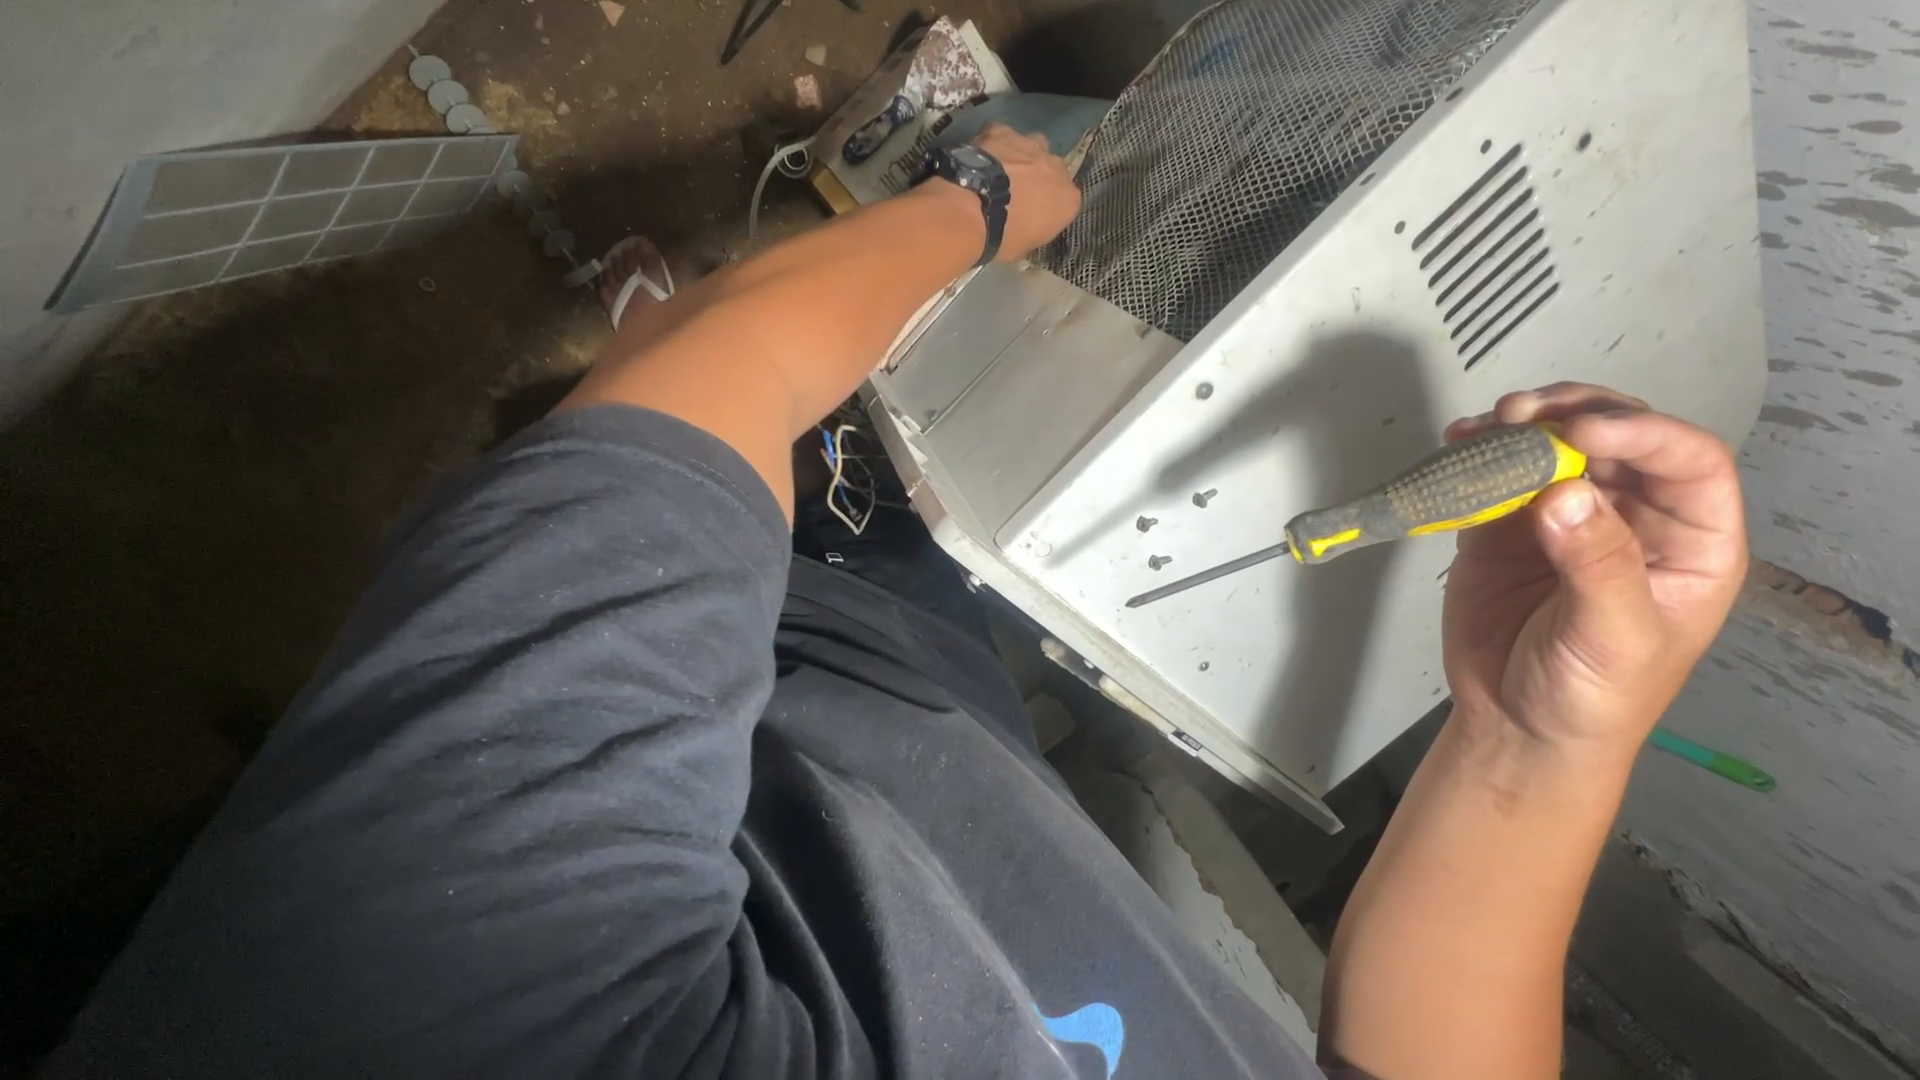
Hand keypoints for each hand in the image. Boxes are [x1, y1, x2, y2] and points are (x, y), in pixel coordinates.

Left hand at [969, 123, 1080, 260]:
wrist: (972, 210)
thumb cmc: (1002, 237)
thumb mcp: (1023, 248)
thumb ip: (1033, 232)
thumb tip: (1025, 228)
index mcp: (1069, 199)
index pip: (1065, 203)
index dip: (1048, 208)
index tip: (1032, 217)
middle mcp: (1057, 167)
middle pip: (1051, 171)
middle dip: (1038, 180)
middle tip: (1015, 195)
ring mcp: (1031, 144)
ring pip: (1032, 147)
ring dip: (1022, 157)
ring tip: (1001, 173)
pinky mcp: (1003, 130)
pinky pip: (1003, 135)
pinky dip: (995, 144)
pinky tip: (983, 156)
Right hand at [1440, 383, 1747, 769]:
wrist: (1516, 727)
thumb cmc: (1593, 695)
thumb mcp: (1613, 637)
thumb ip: (1598, 564)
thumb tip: (1562, 492)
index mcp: (1687, 541)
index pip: (1685, 462)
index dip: (1641, 433)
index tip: (1577, 434)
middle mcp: (1629, 517)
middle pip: (1616, 439)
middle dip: (1571, 414)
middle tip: (1521, 410)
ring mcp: (1560, 520)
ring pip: (1551, 450)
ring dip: (1517, 428)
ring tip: (1484, 422)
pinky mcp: (1501, 532)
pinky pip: (1492, 482)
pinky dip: (1472, 458)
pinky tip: (1455, 445)